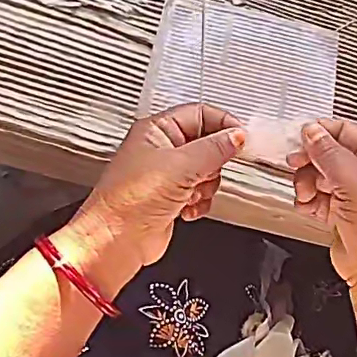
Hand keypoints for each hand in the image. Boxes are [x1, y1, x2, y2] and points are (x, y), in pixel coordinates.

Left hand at [60, 105, 244, 290]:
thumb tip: (237, 136)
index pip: (200, 114)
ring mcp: (167, 176)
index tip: (241, 138)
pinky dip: (200, 202)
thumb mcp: (180, 166)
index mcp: (157, 130)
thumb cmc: (129, 200)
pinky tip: (186, 208)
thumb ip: (214, 148)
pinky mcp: (172, 198)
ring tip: (190, 192)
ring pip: (208, 172)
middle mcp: (161, 150)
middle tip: (205, 172)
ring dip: (205, 186)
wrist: (115, 242)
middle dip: (213, 163)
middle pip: (208, 144)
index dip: (223, 124)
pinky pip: (202, 194)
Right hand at [286, 120, 356, 307]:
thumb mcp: (355, 183)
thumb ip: (329, 153)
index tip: (301, 136)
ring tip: (306, 192)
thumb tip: (312, 132)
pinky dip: (308, 201)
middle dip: (311, 159)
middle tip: (296, 162)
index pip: (349, 132)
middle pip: (331, 153)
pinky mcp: (342, 216)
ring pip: (320, 175)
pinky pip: (317, 198)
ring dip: (307, 182)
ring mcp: (356, 196)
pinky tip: (308, 206)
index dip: (323, 132)